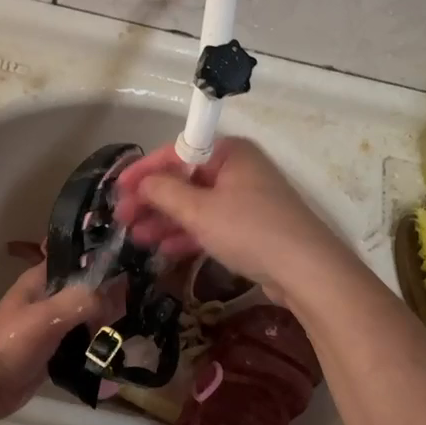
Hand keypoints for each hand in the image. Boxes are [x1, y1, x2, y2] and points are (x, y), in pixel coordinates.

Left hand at [0, 258, 125, 417]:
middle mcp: (49, 297)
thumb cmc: (12, 343)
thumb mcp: (47, 317)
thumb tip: (116, 293)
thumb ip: (82, 301)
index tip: (132, 262)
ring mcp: (54, 324)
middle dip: (111, 295)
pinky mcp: (58, 350)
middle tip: (140, 301)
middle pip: (88, 289)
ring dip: (107, 321)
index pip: (76, 258)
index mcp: (41, 279)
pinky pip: (84, 341)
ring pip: (89, 316)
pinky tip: (120, 347)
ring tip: (137, 324)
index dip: (101, 258)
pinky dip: (98, 344)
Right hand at [113, 138, 352, 298]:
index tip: (118, 189)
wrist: (307, 272)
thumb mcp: (200, 211)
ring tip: (136, 238)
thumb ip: (165, 193)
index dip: (144, 170)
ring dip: (165, 220)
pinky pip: (210, 223)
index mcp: (230, 153)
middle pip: (185, 179)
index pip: (177, 152)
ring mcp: (246, 199)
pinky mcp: (251, 227)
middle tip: (122, 219)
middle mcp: (238, 170)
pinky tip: (164, 249)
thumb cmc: (251, 231)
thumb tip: (143, 182)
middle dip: (152, 200)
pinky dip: (187, 233)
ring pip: (196, 204)